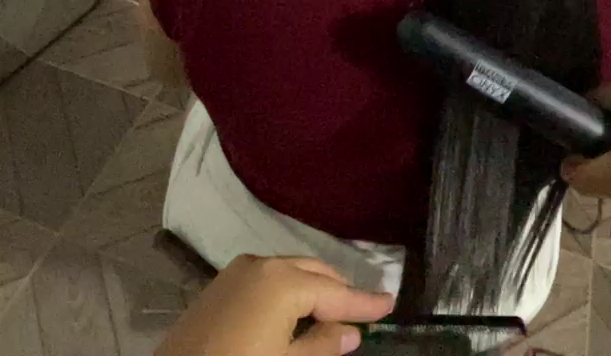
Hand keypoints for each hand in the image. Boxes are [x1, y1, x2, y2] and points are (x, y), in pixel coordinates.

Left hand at [158, 255, 396, 355]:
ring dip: (314, 291)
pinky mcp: (220, 286)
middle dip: (339, 293)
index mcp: (283, 280)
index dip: (365, 302)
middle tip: (365, 311)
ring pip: (291, 273)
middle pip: (313, 274)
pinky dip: (289, 292)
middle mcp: (262, 264)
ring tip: (335, 311)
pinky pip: (268, 280)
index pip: (336, 292)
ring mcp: (238, 271)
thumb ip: (322, 346)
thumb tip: (349, 331)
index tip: (390, 302)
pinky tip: (296, 313)